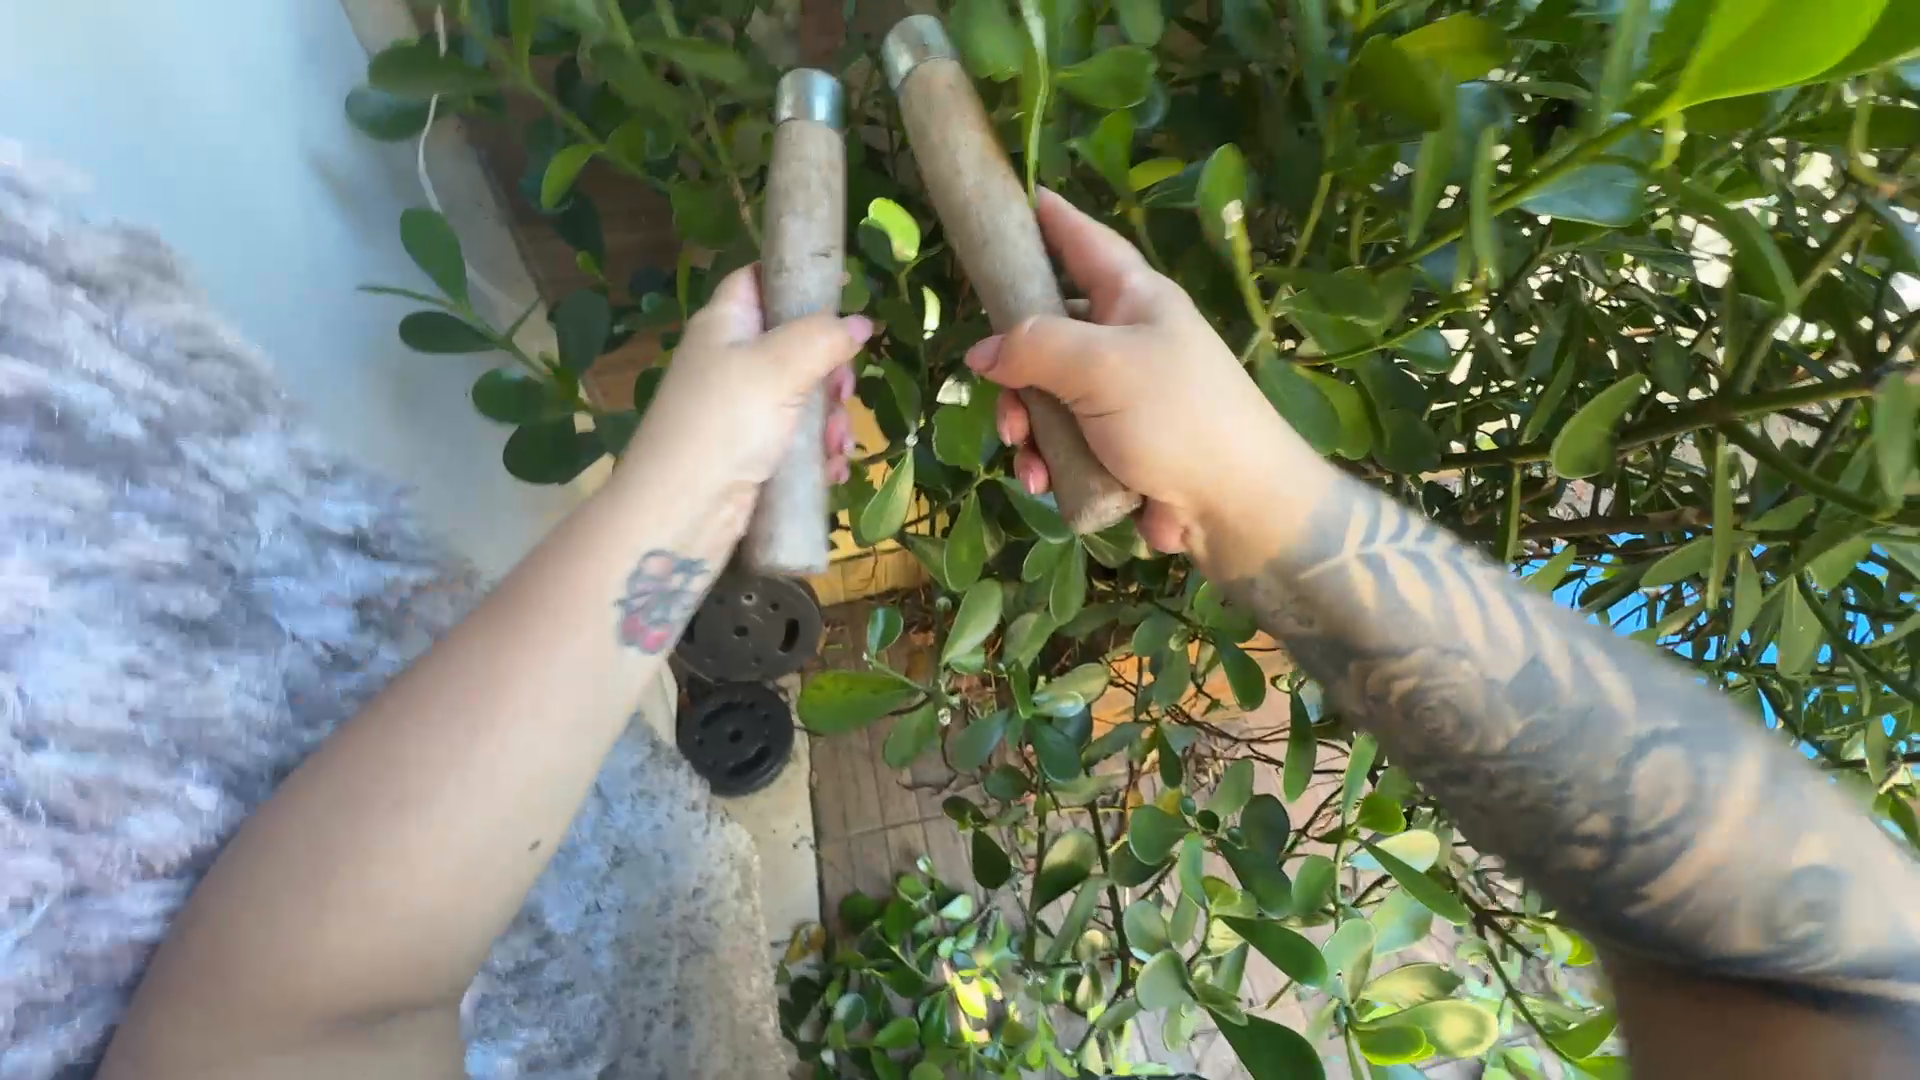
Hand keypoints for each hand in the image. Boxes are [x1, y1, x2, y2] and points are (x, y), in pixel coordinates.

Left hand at [618, 266, 872, 499]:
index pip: (760, 279)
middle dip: (832, 370)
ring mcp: (745, 410)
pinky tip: (832, 468)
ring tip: (837, 445)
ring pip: (806, 397)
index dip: (800, 279)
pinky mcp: (756, 451)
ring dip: (832, 419)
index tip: (845, 292)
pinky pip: (801, 439)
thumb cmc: (726, 423)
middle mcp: (734, 361)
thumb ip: (824, 338)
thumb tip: (862, 323)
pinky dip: (821, 451)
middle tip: (844, 391)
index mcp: (727, 324)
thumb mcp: (778, 367)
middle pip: (798, 344)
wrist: (685, 509)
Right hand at [964, 189, 1311, 554]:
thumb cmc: (1177, 416)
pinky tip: (1043, 482)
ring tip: (1027, 458)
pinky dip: (1045, 460)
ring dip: (1025, 427)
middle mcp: (1123, 340)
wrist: (1233, 504)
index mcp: (1132, 298)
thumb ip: (1035, 347)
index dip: (1048, 220)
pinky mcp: (1112, 446)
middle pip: (1045, 333)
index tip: (1010, 202)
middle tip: (1003, 398)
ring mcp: (1117, 397)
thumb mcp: (1102, 367)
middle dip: (1014, 369)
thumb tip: (983, 353)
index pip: (1082, 241)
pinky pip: (1060, 441)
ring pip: (1044, 396)